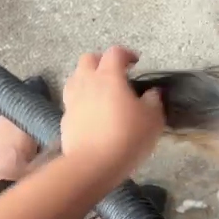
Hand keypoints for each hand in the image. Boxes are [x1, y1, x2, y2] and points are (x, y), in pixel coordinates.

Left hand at [59, 47, 164, 184]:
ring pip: (75, 78)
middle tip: (115, 73)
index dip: (126, 53)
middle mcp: (86, 83)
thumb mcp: (152, 119)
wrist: (93, 165)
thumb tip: (152, 93)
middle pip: (88, 59)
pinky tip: (92, 114)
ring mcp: (72, 100)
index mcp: (108, 77)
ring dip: (87, 79)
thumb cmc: (127, 137)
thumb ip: (154, 101)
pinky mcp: (65, 119)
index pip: (115, 53)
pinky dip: (82, 101)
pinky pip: (72, 101)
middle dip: (101, 61)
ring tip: (101, 92)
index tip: (135, 62)